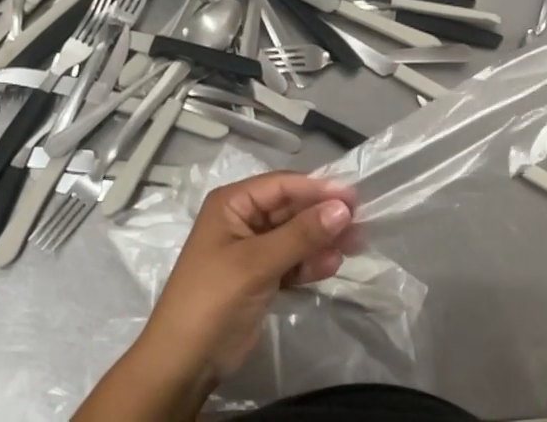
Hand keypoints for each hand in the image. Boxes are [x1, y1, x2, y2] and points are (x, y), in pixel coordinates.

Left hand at [138, 171, 356, 379]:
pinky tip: (332, 265)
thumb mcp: (256, 263)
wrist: (186, 361)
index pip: (282, 185)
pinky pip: (293, 261)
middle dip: (323, 215)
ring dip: (322, 239)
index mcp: (232, 204)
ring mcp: (253, 250)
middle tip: (361, 223)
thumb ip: (300, 235)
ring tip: (356, 244)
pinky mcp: (262, 277)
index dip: (317, 189)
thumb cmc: (213, 298)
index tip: (354, 197)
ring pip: (296, 235)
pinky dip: (311, 263)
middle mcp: (243, 220)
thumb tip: (343, 209)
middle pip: (291, 209)